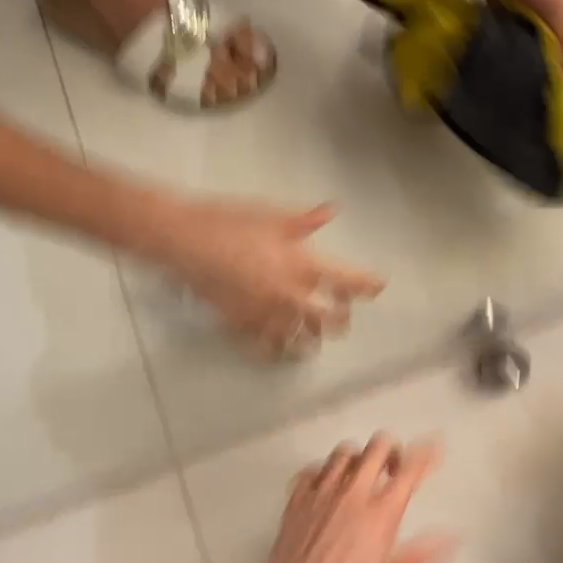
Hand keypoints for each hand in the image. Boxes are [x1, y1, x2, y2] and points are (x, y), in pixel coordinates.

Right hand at [160, 200, 384, 360]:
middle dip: (340, 319)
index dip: (367, 284)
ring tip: (313, 338)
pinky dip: (275, 352)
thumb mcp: (272, 214)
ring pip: (300, 340)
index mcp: (303, 265)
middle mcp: (291, 296)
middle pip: (329, 320)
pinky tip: (279, 350)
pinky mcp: (242, 325)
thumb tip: (332, 211)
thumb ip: (306, 220)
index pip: (347, 281)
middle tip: (341, 315)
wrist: (185, 240)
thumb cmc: (230, 221)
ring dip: (311, 339)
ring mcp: (267, 315)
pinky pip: (265, 348)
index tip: (378, 285)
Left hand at [246, 435, 455, 562]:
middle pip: (378, 447)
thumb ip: (423, 554)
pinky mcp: (297, 499)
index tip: (434, 448)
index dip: (426, 453)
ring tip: (362, 475)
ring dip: (358, 458)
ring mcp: (322, 492)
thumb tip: (453, 540)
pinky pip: (312, 469)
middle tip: (395, 468)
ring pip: (344, 452)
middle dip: (392, 450)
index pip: (411, 469)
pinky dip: (324, 471)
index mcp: (382, 512)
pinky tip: (328, 486)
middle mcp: (353, 494)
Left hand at [464, 0, 562, 88]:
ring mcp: (546, 13)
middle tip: (545, 96)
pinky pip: (525, 42)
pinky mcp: (520, 16)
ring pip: (548, 48)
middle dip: (562, 69)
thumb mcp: (558, 6)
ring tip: (527, 87)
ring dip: (539, 63)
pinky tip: (511, 71)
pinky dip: (520, 53)